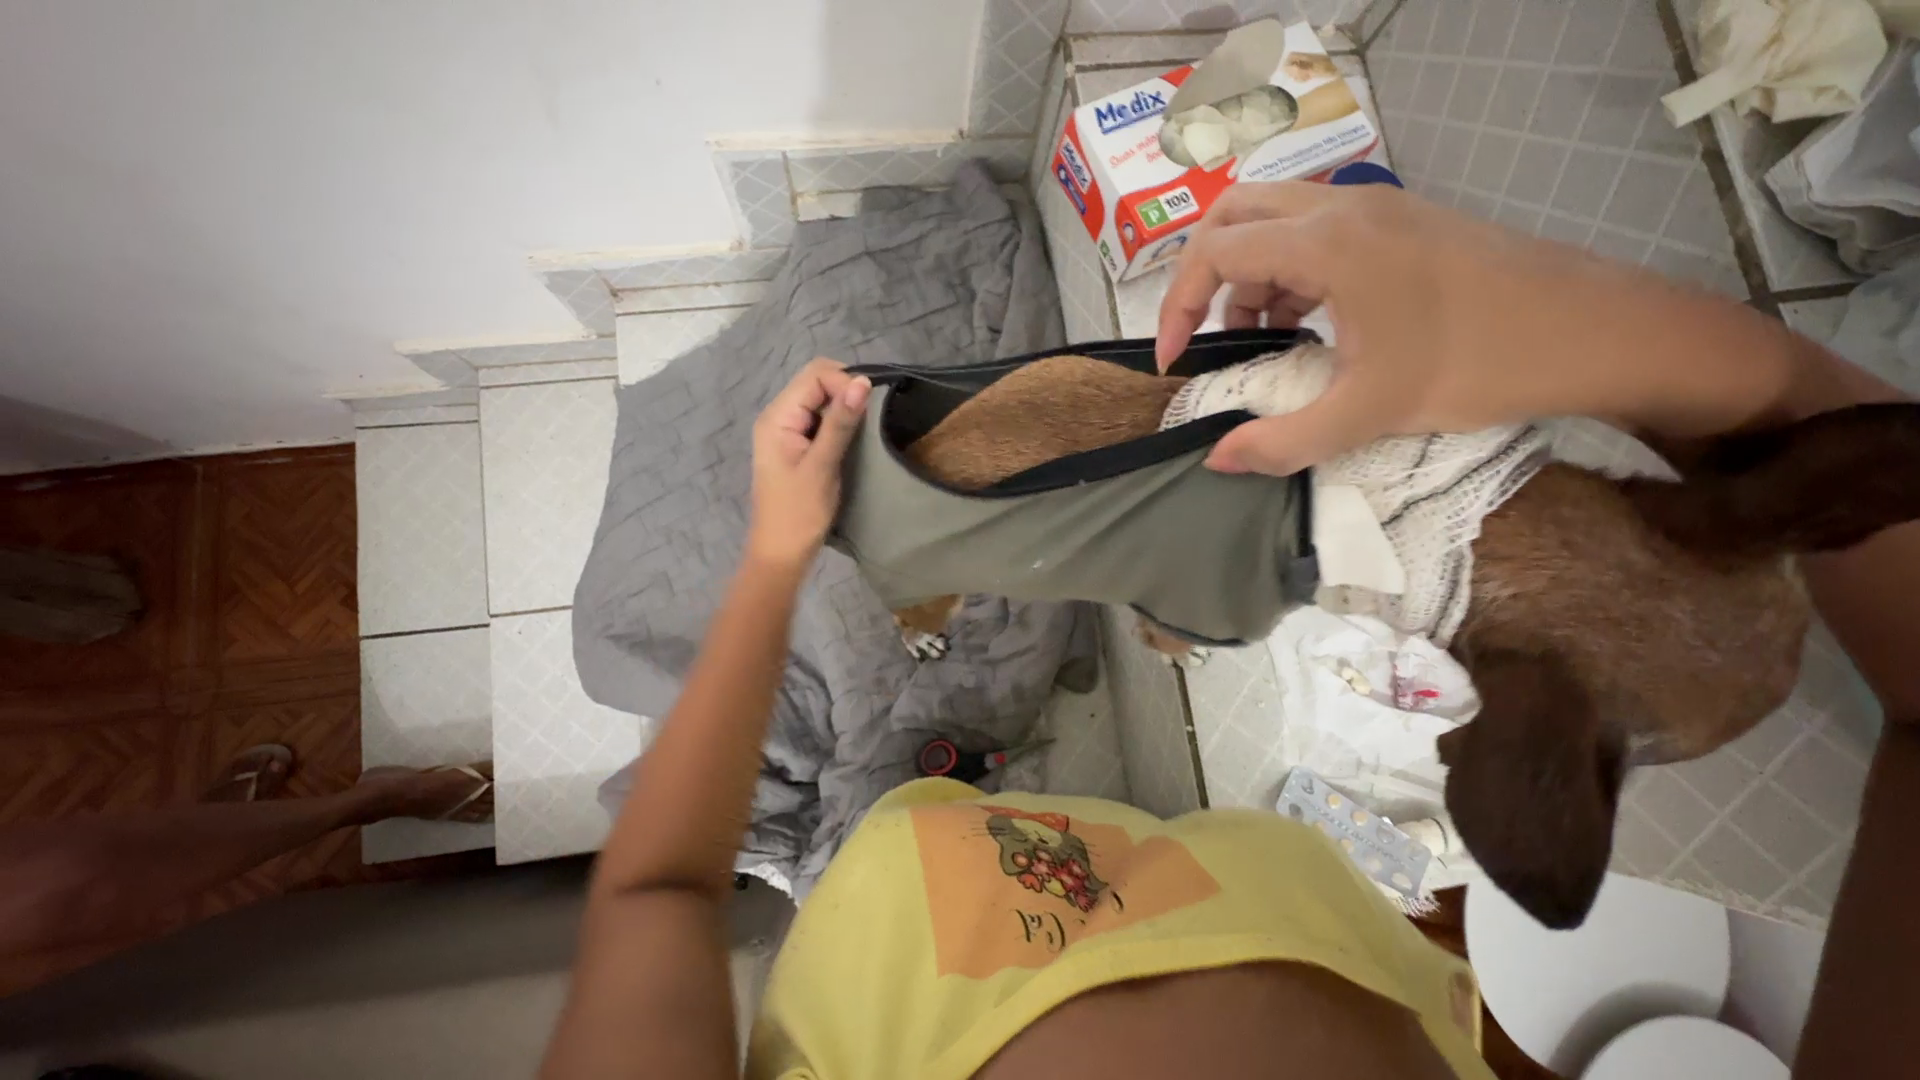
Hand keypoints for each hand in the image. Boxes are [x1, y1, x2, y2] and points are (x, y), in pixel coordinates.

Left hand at [744, 359, 870, 569]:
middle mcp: (778, 417)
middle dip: (845, 391)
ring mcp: (786, 432)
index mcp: (777, 417)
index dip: (844, 383)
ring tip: (864, 430)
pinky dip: (838, 423)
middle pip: (815, 382)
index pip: (815, 375)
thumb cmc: (799, 513)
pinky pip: (819, 420)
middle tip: (869, 419)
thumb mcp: (822, 466)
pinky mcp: (797, 446)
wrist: (781, 554)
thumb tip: (862, 382)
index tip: (868, 409)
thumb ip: (840, 423)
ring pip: (819, 401)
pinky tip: (851, 440)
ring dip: (844, 408)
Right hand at [1156, 182, 1807, 475]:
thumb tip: (1215, 461)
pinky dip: (1287, 271)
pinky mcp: (1399, 220)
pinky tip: (1305, 324)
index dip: (1179, 307)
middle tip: (1203, 333)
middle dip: (1203, 275)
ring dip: (1247, 274)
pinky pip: (1314, 230)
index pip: (1216, 251)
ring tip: (1257, 339)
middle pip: (1234, 212)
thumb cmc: (1477, 366)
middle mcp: (1342, 208)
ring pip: (1274, 218)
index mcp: (1327, 243)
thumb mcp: (1367, 413)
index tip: (1174, 360)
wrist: (1594, 330)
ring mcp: (1375, 208)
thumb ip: (1281, 441)